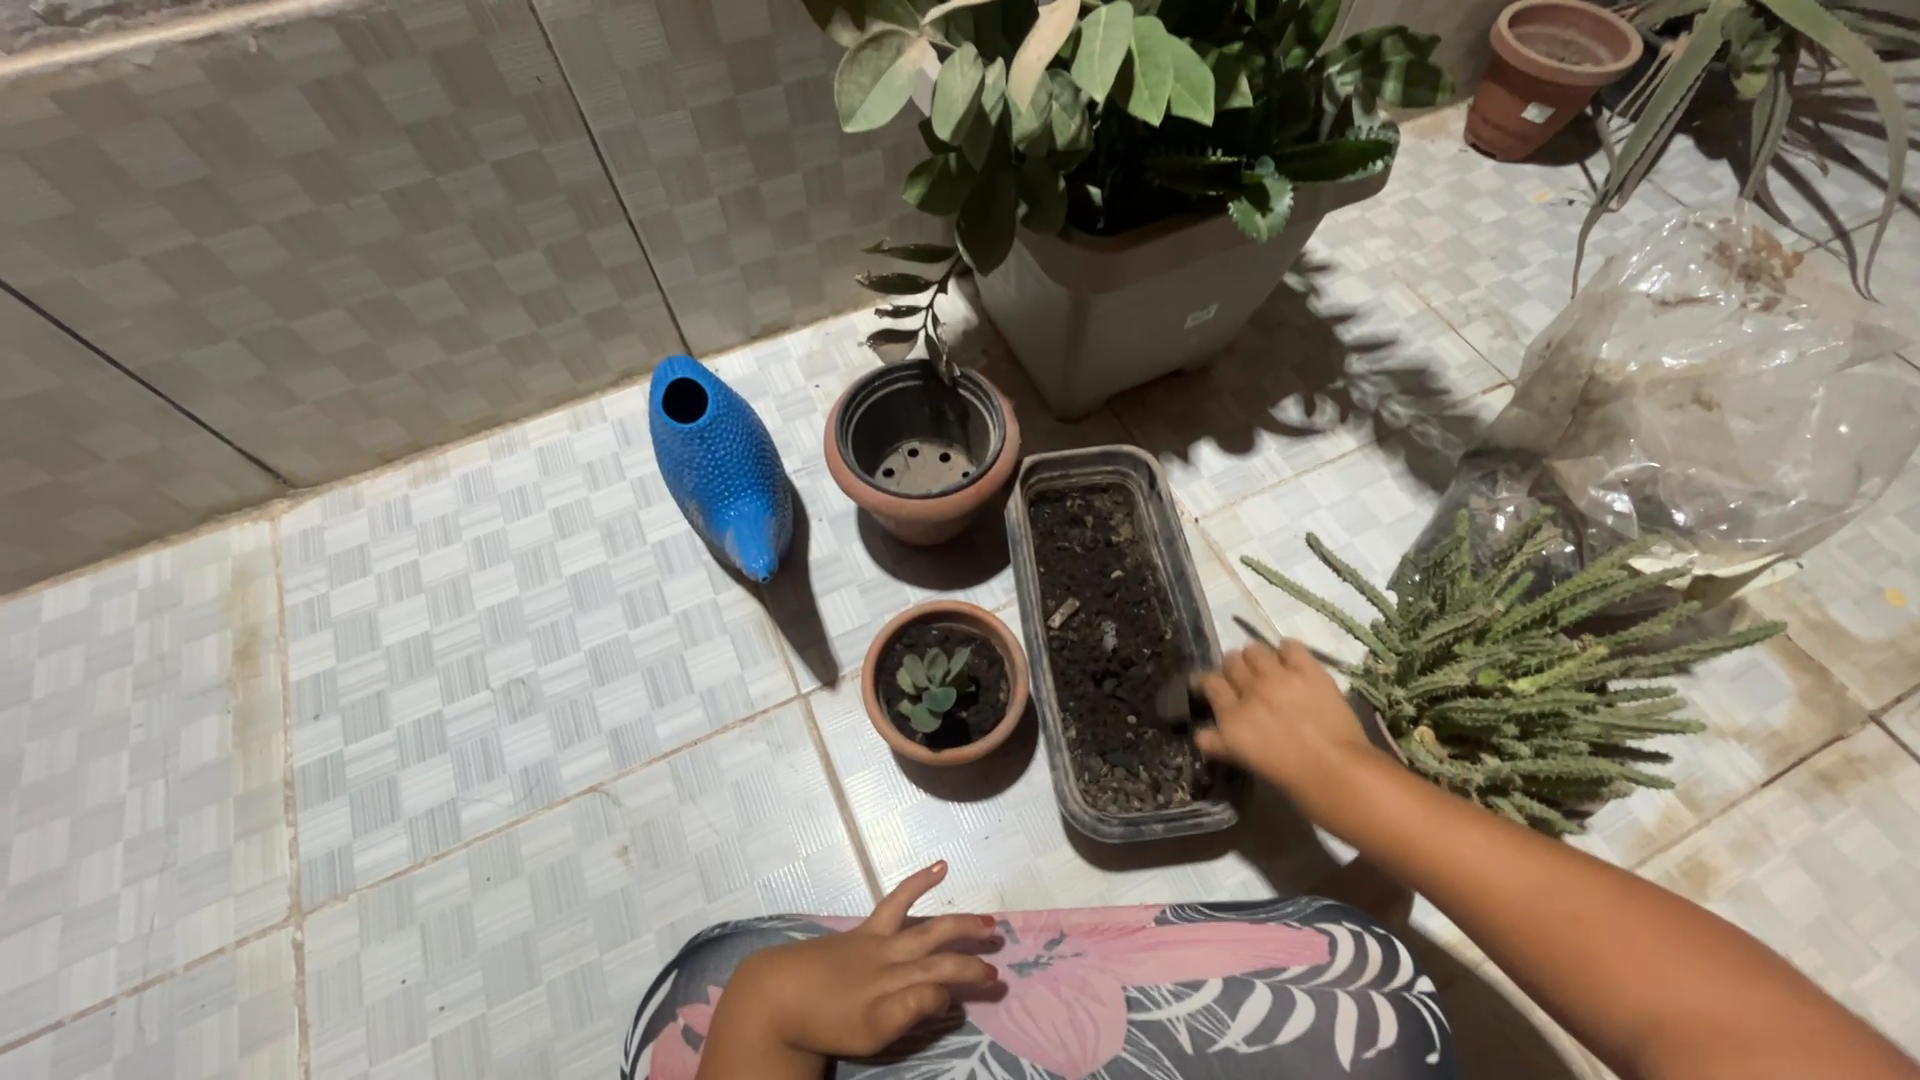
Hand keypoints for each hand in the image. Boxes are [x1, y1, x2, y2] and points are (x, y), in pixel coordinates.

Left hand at [711, 861, 1000, 1064]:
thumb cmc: (826, 1022)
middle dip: (971, 955)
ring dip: (958, 924)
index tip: (990, 982)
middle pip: (939, 952)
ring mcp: (879, 939)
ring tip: (987, 922)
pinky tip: (939, 867)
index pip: (943, 981)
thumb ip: (910, 1012)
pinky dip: (918, 882)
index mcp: (895, 987)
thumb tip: (948, 996)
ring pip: (926, 926)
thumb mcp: (870, 1033)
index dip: (969, 980)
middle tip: (998, 961)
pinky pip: (897, 900)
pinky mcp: (866, 928)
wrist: (780, 994)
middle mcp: (892, 958)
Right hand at [1194, 640, 1379, 798]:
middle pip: (1231, 661)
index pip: (1210, 682)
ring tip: (1267, 668)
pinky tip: (1291, 662)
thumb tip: (1200, 733)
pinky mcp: (1308, 670)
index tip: (1211, 684)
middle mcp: (1250, 690)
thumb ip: (1218, 743)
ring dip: (1257, 657)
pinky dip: (1287, 651)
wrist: (1335, 770)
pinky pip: (1290, 645)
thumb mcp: (1243, 760)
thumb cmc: (1288, 774)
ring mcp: (1279, 677)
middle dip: (1234, 668)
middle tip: (1244, 679)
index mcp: (1232, 715)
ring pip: (1254, 649)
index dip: (1207, 680)